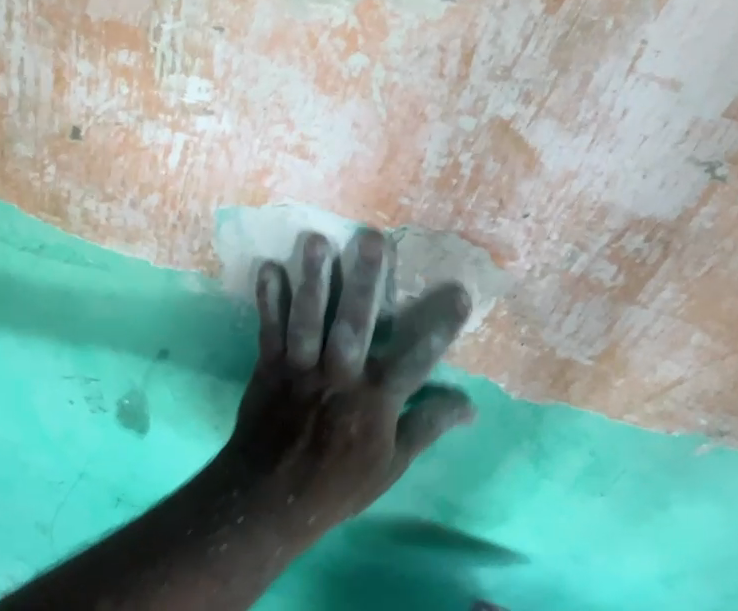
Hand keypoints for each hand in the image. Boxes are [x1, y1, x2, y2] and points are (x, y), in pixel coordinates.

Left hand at [221, 228, 476, 539]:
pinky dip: (268, 299)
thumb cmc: (338, 482)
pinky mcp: (270, 366)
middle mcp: (340, 377)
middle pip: (355, 324)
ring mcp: (301, 369)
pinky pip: (269, 328)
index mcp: (375, 402)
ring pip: (308, 318)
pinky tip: (268, 266)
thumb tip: (470, 404)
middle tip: (371, 239)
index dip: (439, 326)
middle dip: (363, 281)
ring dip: (312, 279)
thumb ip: (427, 426)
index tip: (460, 292)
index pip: (416, 358)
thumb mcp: (392, 463)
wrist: (270, 499)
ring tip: (315, 240)